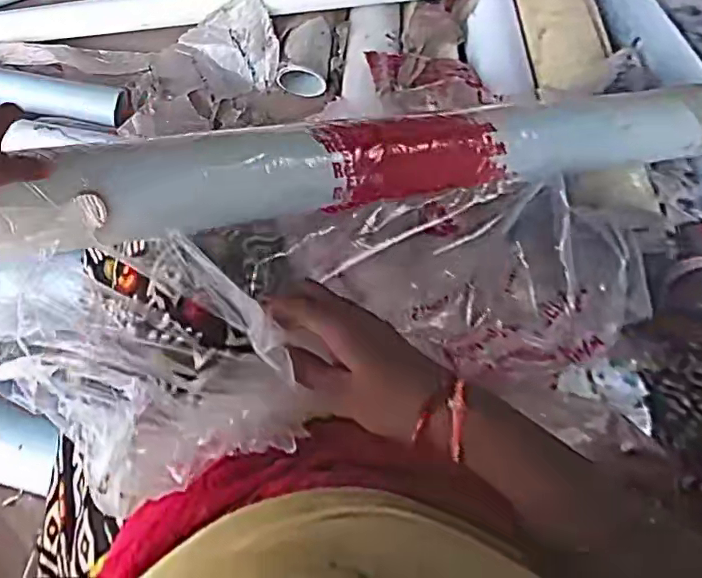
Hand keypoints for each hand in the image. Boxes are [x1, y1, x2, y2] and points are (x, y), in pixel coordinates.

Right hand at [267, 281, 448, 441]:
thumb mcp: (343, 395)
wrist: (449, 411)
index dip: (272, 307)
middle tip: (268, 319)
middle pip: (309, 290)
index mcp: (336, 323)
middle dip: (285, 298)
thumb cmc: (392, 404)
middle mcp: (349, 312)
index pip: (294, 304)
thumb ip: (308, 371)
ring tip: (288, 327)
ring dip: (303, 305)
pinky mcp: (377, 330)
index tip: (253, 316)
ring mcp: (366, 319)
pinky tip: (318, 336)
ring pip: (324, 298)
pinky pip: (337, 308)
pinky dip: (319, 313)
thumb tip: (281, 354)